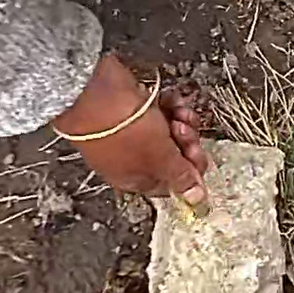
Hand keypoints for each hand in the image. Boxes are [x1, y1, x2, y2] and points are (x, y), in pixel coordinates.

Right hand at [52, 54, 207, 203]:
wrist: (97, 92)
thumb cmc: (126, 130)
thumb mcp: (160, 158)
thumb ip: (181, 177)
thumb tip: (196, 200)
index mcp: (136, 179)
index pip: (173, 183)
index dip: (190, 170)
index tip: (195, 155)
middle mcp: (134, 159)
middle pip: (176, 156)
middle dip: (188, 141)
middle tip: (184, 131)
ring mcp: (135, 134)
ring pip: (174, 132)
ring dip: (184, 121)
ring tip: (177, 113)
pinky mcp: (137, 111)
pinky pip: (165, 112)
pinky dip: (172, 106)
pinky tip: (170, 100)